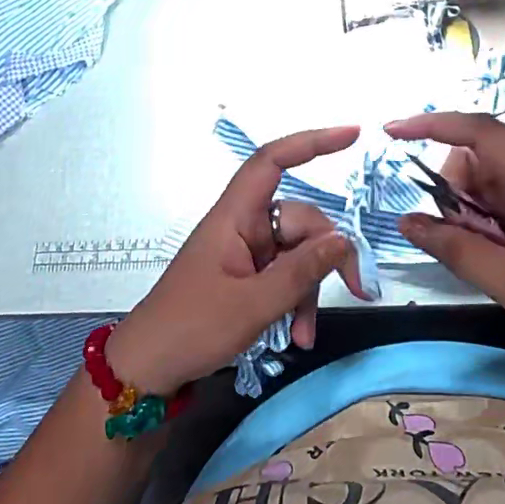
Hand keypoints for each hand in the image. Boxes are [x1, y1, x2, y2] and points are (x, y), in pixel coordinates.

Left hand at [107, 126, 369, 395]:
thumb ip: (302, 272)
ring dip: (310, 289)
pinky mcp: (247, 277)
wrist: (148, 367)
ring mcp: (246, 253)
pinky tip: (298, 334)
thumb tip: (343, 241)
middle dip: (328, 254)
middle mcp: (242, 227)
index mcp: (234, 218)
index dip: (310, 143)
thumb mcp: (253, 305)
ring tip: (305, 332)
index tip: (351, 136)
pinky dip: (297, 301)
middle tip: (355, 288)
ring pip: (298, 253)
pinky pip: (286, 276)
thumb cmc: (190, 329)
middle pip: (300, 219)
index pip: (271, 162)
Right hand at [385, 112, 504, 356]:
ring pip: (487, 187)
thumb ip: (453, 248)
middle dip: (453, 191)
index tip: (392, 132)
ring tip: (483, 256)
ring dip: (468, 215)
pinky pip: (502, 207)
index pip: (481, 132)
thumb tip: (405, 222)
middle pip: (480, 161)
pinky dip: (484, 227)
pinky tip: (491, 257)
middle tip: (455, 237)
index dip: (434, 125)